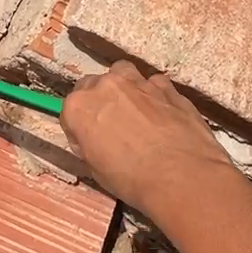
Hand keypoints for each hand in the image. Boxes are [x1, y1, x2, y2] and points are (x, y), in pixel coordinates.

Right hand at [60, 61, 235, 214]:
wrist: (182, 176)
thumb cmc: (131, 178)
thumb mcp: (95, 169)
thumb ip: (89, 145)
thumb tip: (94, 140)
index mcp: (79, 107)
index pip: (70, 111)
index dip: (79, 128)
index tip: (89, 142)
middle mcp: (105, 86)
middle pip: (93, 86)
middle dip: (98, 102)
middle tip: (111, 127)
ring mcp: (138, 82)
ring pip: (123, 73)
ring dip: (123, 88)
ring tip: (134, 111)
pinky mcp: (167, 87)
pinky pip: (153, 84)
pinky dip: (153, 94)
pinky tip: (160, 113)